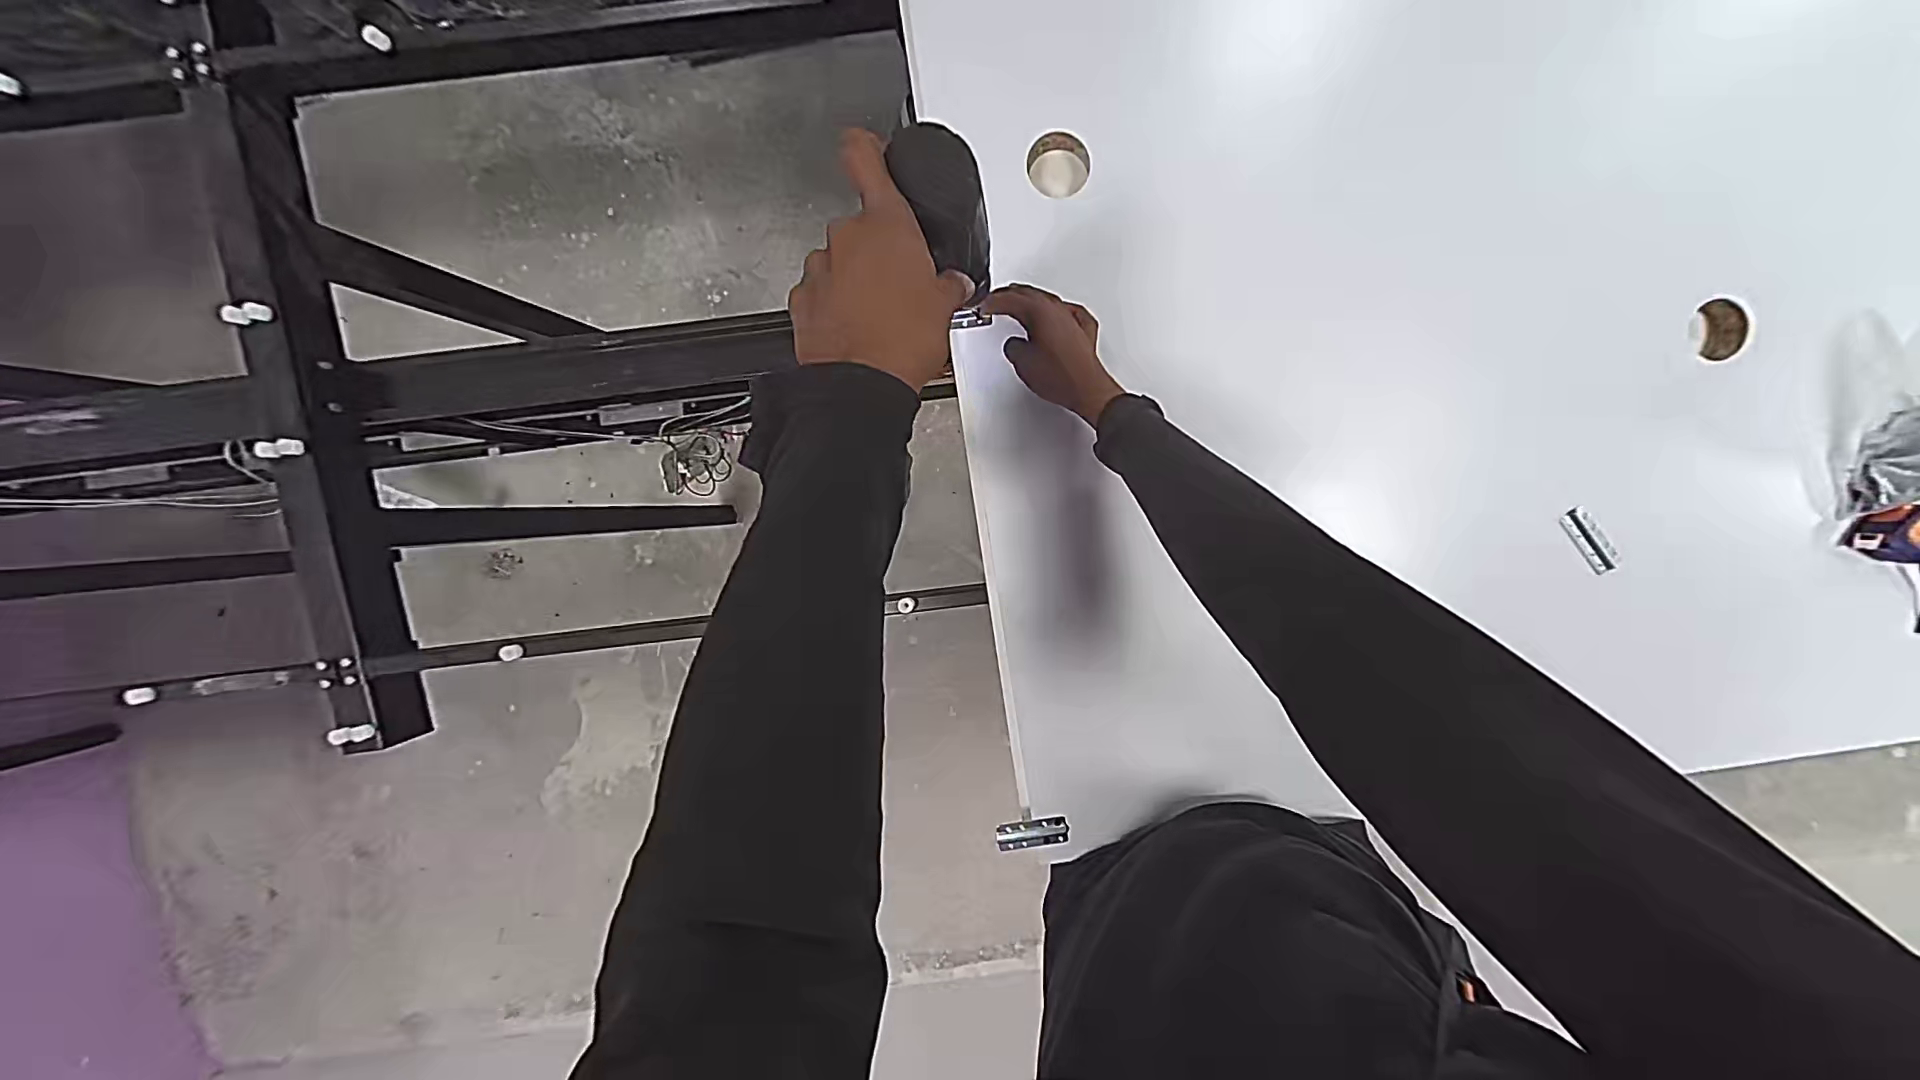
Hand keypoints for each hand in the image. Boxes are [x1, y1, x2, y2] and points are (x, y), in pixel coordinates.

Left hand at [788, 129, 975, 390]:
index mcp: (886, 224)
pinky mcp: (803, 301)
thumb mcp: (945, 308)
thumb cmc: (901, 342)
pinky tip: (857, 329)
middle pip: (860, 228)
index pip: (864, 155)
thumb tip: (953, 285)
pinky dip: (836, 306)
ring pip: (840, 263)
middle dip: (878, 251)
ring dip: (855, 281)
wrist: (861, 385)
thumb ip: (948, 285)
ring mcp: (820, 268)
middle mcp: (847, 238)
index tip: (868, 146)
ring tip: (879, 315)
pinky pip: (822, 293)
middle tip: (899, 284)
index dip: (866, 146)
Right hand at [980, 284, 1125, 425]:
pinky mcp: (1083, 331)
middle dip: (1010, 296)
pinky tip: (1054, 315)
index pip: (1010, 299)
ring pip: (1047, 301)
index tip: (985, 305)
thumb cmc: (1061, 377)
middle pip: (1029, 294)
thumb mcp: (1023, 363)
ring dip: (1030, 302)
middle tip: (997, 300)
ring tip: (1018, 306)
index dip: (993, 302)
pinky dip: (1055, 312)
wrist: (1087, 390)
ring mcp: (1072, 319)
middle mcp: (1058, 310)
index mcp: (1040, 312)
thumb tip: (1015, 345)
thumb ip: (1013, 347)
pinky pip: (1066, 313)